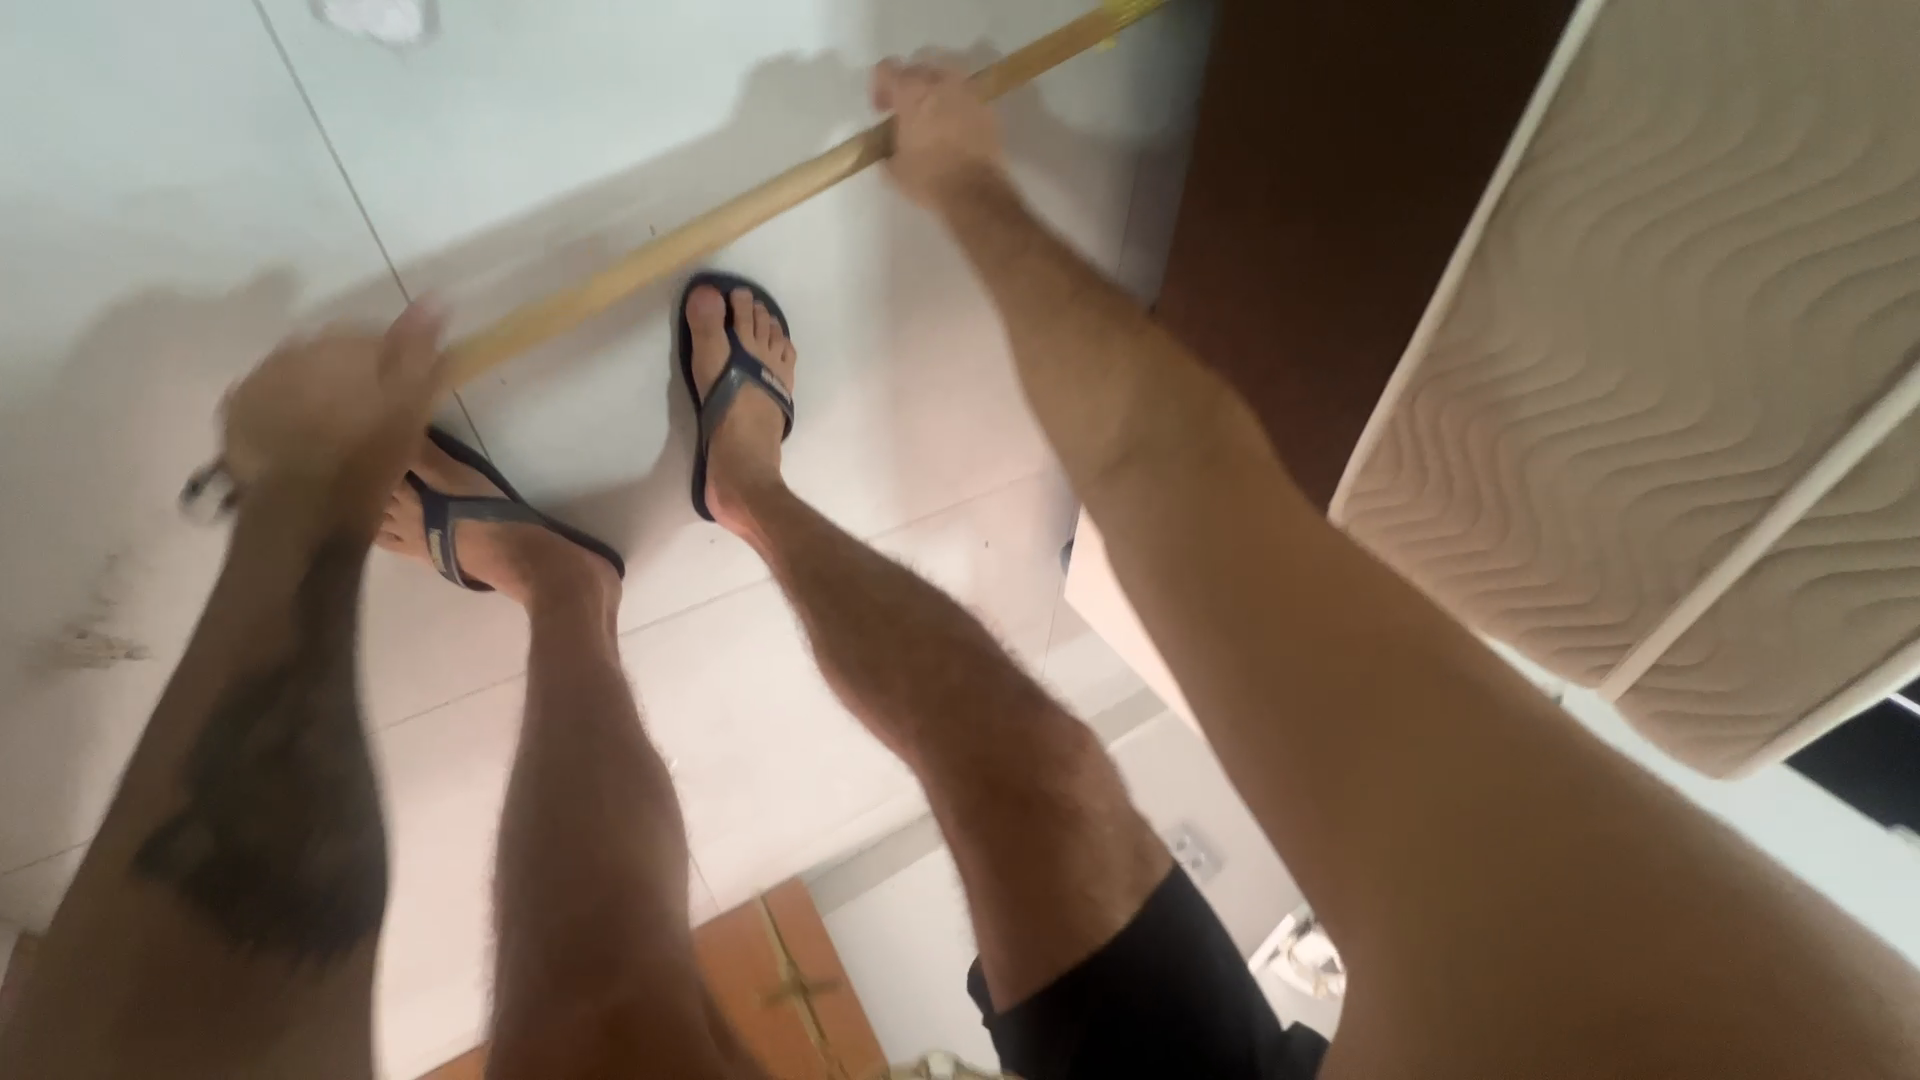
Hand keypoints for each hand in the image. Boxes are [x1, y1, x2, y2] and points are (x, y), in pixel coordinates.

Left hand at [221, 300, 448, 497]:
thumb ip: (419, 349)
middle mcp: (287, 352)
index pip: (369, 336)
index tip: (406, 389)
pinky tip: (308, 437)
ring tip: (341, 427)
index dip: (392, 361)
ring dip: (319, 391)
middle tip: (374, 410)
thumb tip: (434, 298)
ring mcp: (255, 382)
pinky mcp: (235, 414)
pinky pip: (269, 400)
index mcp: (333, 345)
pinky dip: (289, 411)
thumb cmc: (370, 453)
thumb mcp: (411, 401)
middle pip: (328, 353)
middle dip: (350, 373)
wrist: (308, 505)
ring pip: (297, 376)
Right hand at [871, 56, 1009, 209]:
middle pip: (918, 66)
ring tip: (931, 115)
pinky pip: (965, 96)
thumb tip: (889, 149)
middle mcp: (940, 82)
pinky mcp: (986, 108)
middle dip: (907, 85)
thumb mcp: (895, 170)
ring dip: (934, 91)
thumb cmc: (930, 180)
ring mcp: (966, 92)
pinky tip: (953, 128)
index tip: (881, 109)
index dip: (879, 86)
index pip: (887, 69)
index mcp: (911, 92)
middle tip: (905, 111)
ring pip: (945, 77)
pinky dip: (955, 106)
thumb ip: (888, 150)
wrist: (976, 193)